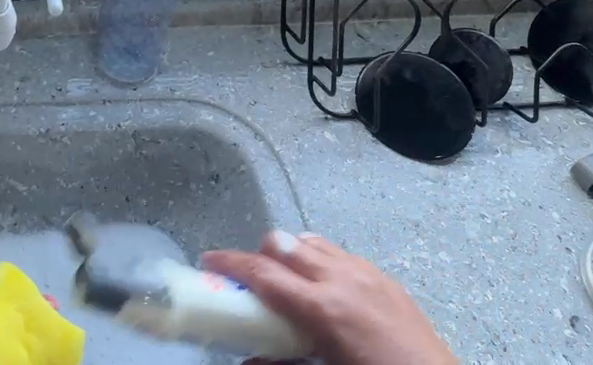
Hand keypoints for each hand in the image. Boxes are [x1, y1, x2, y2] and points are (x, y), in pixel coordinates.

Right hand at [202, 231, 455, 364]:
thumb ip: (280, 362)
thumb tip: (246, 358)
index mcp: (323, 308)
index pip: (262, 272)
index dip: (229, 263)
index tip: (207, 262)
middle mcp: (341, 279)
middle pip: (282, 243)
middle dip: (259, 257)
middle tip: (251, 286)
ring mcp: (365, 274)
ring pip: (309, 241)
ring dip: (290, 256)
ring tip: (288, 284)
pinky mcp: (385, 278)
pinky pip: (339, 253)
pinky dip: (321, 261)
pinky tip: (325, 289)